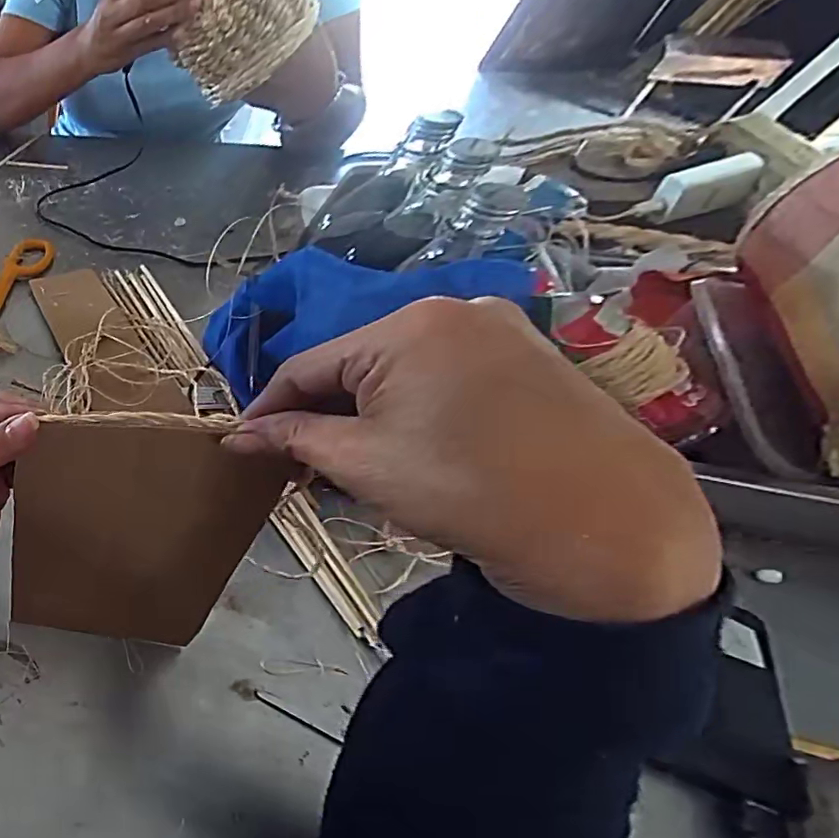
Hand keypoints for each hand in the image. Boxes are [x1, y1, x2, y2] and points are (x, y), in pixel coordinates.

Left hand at [0, 393, 40, 593]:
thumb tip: (30, 423)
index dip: (2, 407)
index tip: (33, 415)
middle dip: (18, 420)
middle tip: (50, 425)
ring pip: (8, 439)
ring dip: (28, 440)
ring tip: (53, 440)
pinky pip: (17, 464)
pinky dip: (31, 462)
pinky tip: (45, 462)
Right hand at [78, 0, 199, 75]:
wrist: (88, 51)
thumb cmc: (109, 18)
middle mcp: (114, 12)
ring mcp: (120, 35)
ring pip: (149, 21)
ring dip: (174, 12)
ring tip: (195, 4)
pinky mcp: (128, 54)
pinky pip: (151, 44)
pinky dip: (168, 38)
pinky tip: (183, 31)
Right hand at [225, 298, 721, 622]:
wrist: (600, 526)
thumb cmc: (461, 487)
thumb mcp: (359, 462)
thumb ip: (291, 439)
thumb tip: (237, 436)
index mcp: (406, 325)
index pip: (305, 365)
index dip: (266, 408)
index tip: (242, 446)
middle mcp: (453, 311)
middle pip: (351, 366)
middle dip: (315, 416)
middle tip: (294, 467)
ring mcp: (497, 332)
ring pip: (394, 375)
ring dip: (357, 418)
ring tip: (342, 467)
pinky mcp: (525, 360)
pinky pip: (437, 380)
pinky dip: (403, 413)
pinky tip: (397, 451)